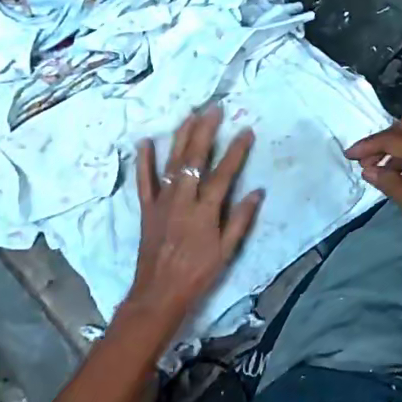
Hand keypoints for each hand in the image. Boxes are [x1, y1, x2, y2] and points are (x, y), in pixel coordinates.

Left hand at [124, 104, 263, 323]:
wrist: (159, 292)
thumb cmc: (198, 274)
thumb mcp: (227, 251)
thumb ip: (240, 220)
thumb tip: (258, 192)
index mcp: (205, 210)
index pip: (224, 173)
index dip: (236, 150)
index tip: (246, 130)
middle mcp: (183, 199)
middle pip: (194, 159)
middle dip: (205, 131)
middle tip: (215, 109)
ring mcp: (162, 202)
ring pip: (171, 163)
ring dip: (180, 137)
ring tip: (190, 115)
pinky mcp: (146, 208)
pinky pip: (144, 181)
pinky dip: (144, 161)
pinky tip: (145, 142)